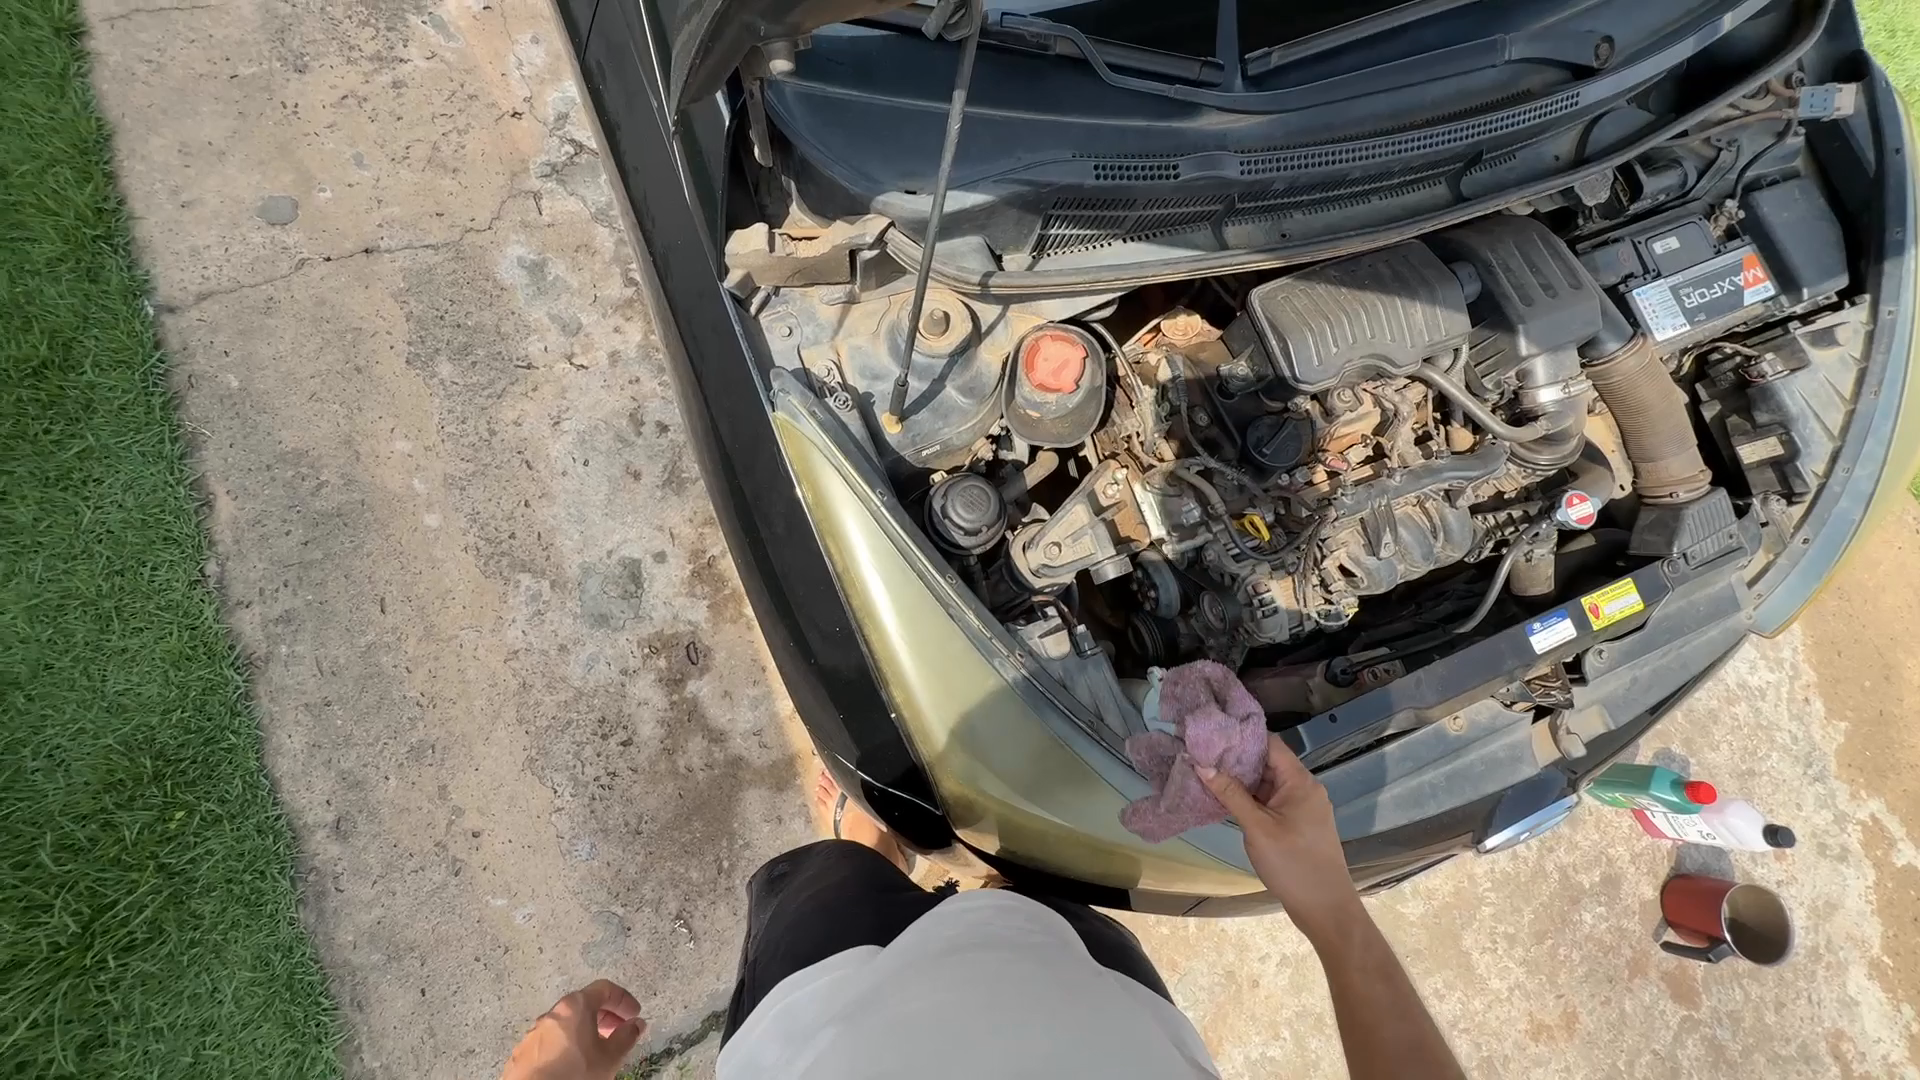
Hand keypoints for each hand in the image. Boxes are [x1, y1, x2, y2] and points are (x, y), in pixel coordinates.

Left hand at [501, 980, 647, 1079]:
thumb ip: (627, 1036)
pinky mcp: (520, 1056)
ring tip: (595, 1051)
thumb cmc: (575, 1074)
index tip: (634, 1014)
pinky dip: (565, 1046)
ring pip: (565, 1025)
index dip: (623, 999)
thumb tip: (636, 1024)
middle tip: (619, 1030)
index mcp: (575, 1006)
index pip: (605, 989)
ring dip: (584, 1032)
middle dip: (605, 1015)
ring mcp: (532, 1035)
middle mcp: (551, 1014)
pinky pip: (549, 1043)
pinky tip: (571, 1065)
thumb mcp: (610, 1057)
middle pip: (583, 1005)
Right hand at [1197, 734, 1361, 944]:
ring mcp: (1301, 806)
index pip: (1270, 743)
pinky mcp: (1296, 822)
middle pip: (1266, 761)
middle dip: (1235, 757)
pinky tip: (1224, 796)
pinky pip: (1269, 799)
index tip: (1212, 732)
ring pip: (1266, 781)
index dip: (1242, 735)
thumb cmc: (1293, 865)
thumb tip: (1202, 764)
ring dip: (1240, 778)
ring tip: (1206, 769)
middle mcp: (1303, 788)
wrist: (1326, 910)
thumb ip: (1230, 794)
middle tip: (1201, 751)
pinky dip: (1249, 796)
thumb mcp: (1257, 828)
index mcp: (1300, 782)